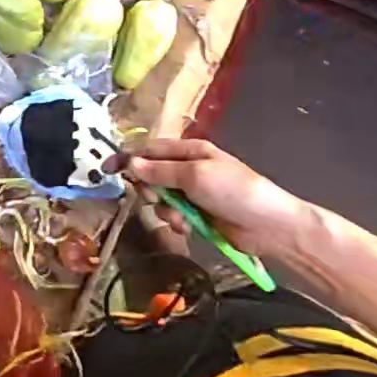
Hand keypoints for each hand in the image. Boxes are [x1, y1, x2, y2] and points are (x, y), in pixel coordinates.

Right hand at [117, 138, 314, 257]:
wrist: (269, 226)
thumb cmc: (234, 191)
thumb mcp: (194, 176)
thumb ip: (160, 171)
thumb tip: (130, 163)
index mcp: (189, 151)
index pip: (150, 150)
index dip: (128, 158)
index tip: (107, 170)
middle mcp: (188, 168)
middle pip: (151, 174)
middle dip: (149, 188)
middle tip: (154, 198)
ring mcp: (193, 192)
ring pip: (160, 197)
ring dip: (165, 208)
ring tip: (180, 216)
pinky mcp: (198, 214)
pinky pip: (173, 214)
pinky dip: (176, 220)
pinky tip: (188, 226)